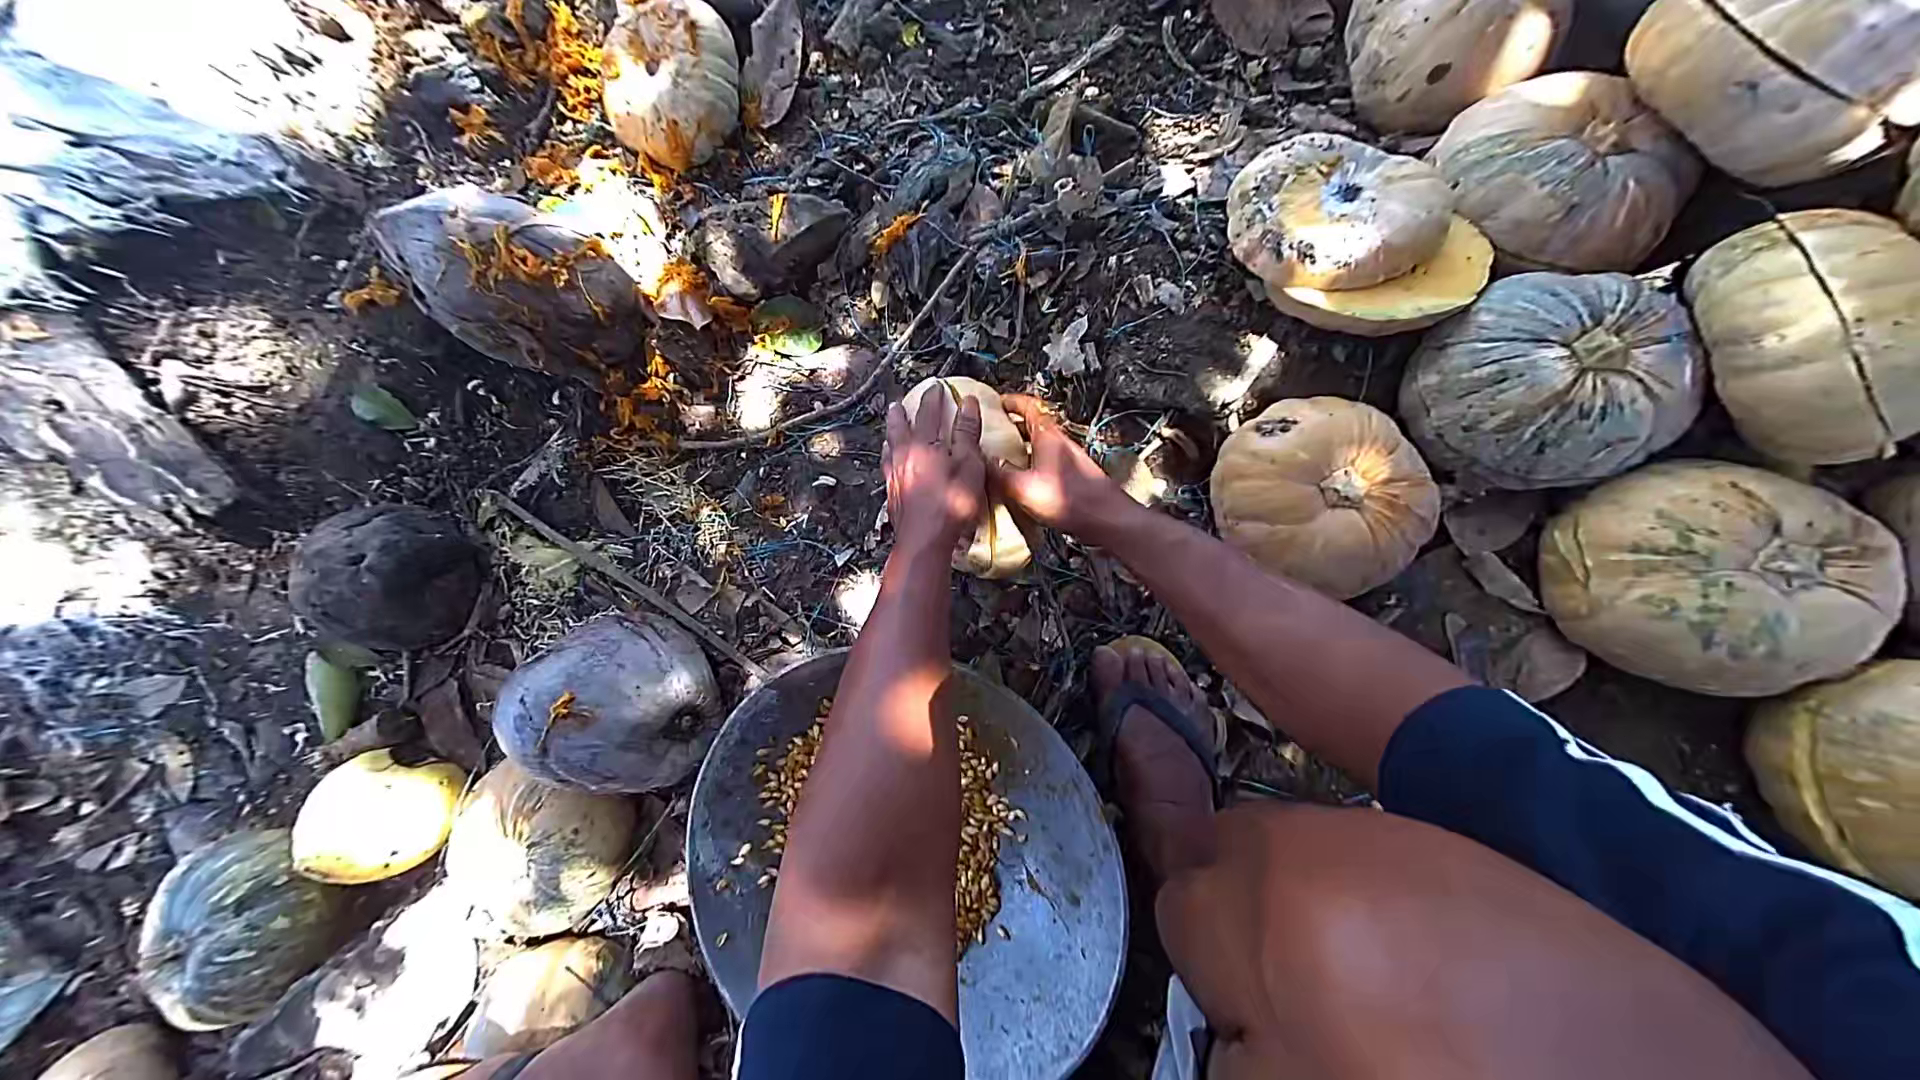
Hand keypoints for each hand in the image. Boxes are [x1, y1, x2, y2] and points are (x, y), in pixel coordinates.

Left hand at [883, 388, 986, 557]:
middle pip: (900, 427)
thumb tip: (967, 404)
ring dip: (891, 431)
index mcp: (925, 445)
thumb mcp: (970, 467)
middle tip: (899, 402)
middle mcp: (905, 455)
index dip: (933, 398)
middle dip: (901, 412)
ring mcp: (895, 475)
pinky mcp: (891, 493)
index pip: (929, 413)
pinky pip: (886, 465)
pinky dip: (887, 455)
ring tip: (890, 425)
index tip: (936, 387)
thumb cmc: (952, 505)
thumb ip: (967, 435)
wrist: (924, 541)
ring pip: (890, 445)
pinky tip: (888, 458)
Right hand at [992, 394, 1140, 543]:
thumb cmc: (1073, 500)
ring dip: (1020, 446)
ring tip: (1001, 457)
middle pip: (1032, 424)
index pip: (1028, 405)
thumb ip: (1000, 473)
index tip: (996, 402)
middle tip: (993, 431)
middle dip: (1011, 425)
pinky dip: (1030, 464)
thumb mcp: (1024, 487)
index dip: (1010, 401)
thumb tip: (983, 465)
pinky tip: (1021, 481)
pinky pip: (1044, 462)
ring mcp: (1066, 459)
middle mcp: (1059, 442)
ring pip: (1038, 444)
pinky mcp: (1070, 475)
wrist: (1106, 518)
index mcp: (1048, 436)